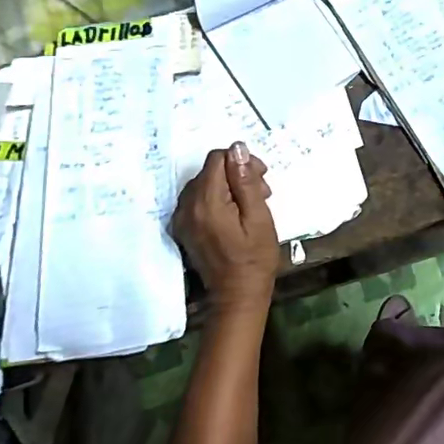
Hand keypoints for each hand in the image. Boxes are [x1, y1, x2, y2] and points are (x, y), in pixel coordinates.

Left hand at [174, 142, 279, 312]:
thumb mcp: (259, 217)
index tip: (262, 178)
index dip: (242, 162)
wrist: (237, 295)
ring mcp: (182, 218)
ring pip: (204, 183)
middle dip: (236, 174)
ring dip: (228, 186)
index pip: (218, 158)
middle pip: (210, 170)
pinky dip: (216, 199)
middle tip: (262, 194)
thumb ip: (246, 181)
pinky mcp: (183, 227)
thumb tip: (237, 148)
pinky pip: (198, 200)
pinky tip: (233, 215)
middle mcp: (187, 205)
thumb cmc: (255, 258)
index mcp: (207, 201)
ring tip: (250, 206)